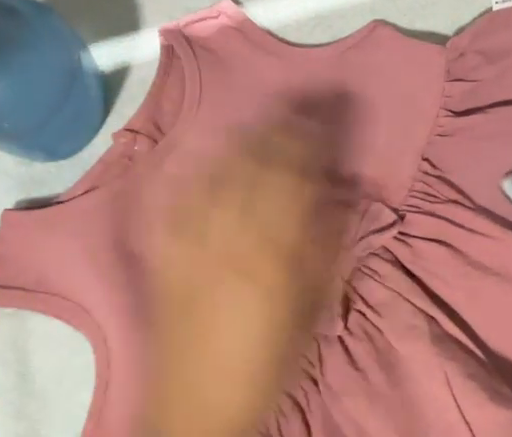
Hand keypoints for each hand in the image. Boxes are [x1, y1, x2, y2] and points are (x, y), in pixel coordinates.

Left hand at [146, 113, 351, 436]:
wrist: (196, 410)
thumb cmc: (270, 359)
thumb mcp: (314, 302)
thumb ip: (329, 242)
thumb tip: (344, 190)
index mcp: (275, 248)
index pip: (298, 174)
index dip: (314, 137)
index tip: (328, 113)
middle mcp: (232, 235)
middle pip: (257, 164)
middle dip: (280, 127)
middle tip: (299, 103)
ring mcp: (194, 243)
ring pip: (219, 174)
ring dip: (242, 141)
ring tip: (260, 120)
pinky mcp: (167, 256)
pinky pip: (181, 201)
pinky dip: (197, 174)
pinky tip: (208, 158)